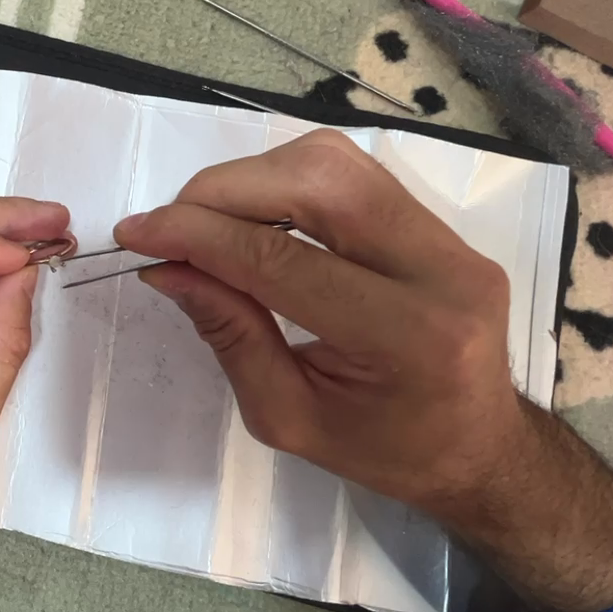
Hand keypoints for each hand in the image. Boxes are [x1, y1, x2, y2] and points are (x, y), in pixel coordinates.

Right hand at [115, 130, 612, 611]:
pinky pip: (344, 172)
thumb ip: (228, 334)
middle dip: (219, 193)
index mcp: (406, 336)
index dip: (195, 236)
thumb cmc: (380, 449)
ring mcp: (447, 236)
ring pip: (330, 162)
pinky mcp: (436, 222)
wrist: (479, 448)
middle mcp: (440, 268)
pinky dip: (276, 182)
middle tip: (166, 226)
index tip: (132, 233)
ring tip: (203, 224)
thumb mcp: (284, 415)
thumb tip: (165, 267)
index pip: (280, 259)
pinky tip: (248, 219)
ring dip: (247, 181)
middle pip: (315, 182)